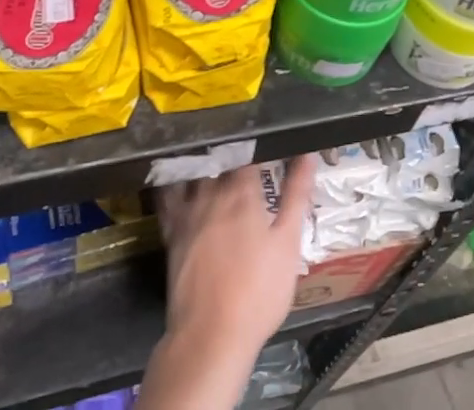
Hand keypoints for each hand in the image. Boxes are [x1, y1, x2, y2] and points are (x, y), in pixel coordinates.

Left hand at [137, 156, 315, 409]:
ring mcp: (185, 211)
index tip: (267, 142)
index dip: (258, 144)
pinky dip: (173, 182)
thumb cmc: (259, 290)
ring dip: (202, 160)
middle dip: (230, 150)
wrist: (212, 332)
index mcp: (242, 191)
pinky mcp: (170, 232)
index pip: (248, 152)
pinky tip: (178, 179)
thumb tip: (306, 155)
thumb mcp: (288, 243)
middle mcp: (210, 193)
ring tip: (212, 157)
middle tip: (242, 149)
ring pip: (191, 171)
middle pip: (218, 158)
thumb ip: (296, 196)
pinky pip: (167, 196)